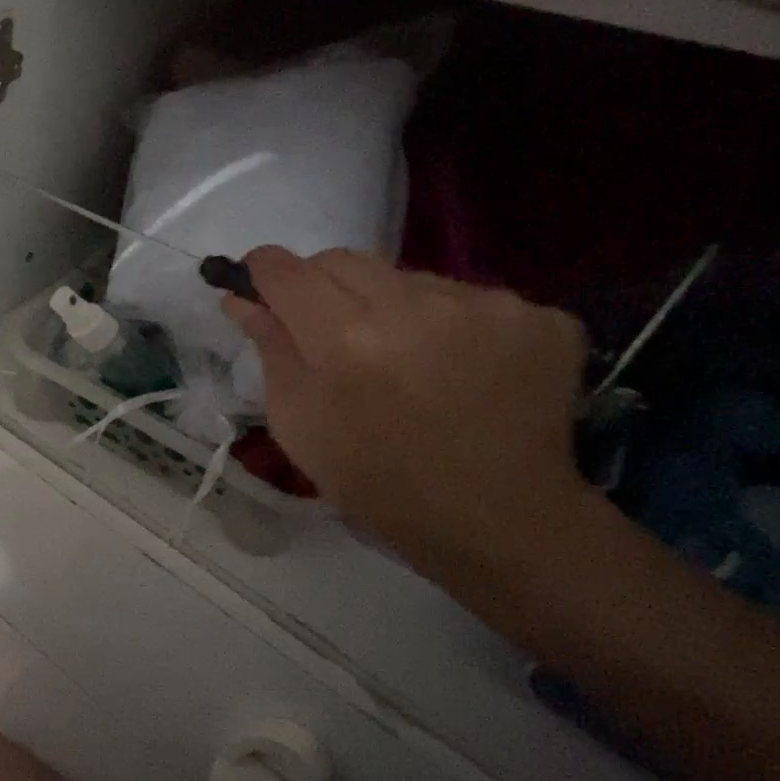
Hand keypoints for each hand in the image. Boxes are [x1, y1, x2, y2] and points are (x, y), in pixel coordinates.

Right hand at [222, 246, 592, 575]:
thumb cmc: (375, 481)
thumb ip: (270, 349)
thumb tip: (241, 299)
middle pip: (343, 260)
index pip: (286, 271)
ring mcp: (485, 306)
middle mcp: (414, 307)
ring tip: (401, 356)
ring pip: (406, 277)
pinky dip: (449, 322)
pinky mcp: (539, 316)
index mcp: (344, 340)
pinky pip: (467, 297)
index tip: (258, 283)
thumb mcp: (297, 422)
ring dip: (388, 303)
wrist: (497, 520)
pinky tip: (455, 366)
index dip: (263, 271)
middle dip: (321, 285)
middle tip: (327, 331)